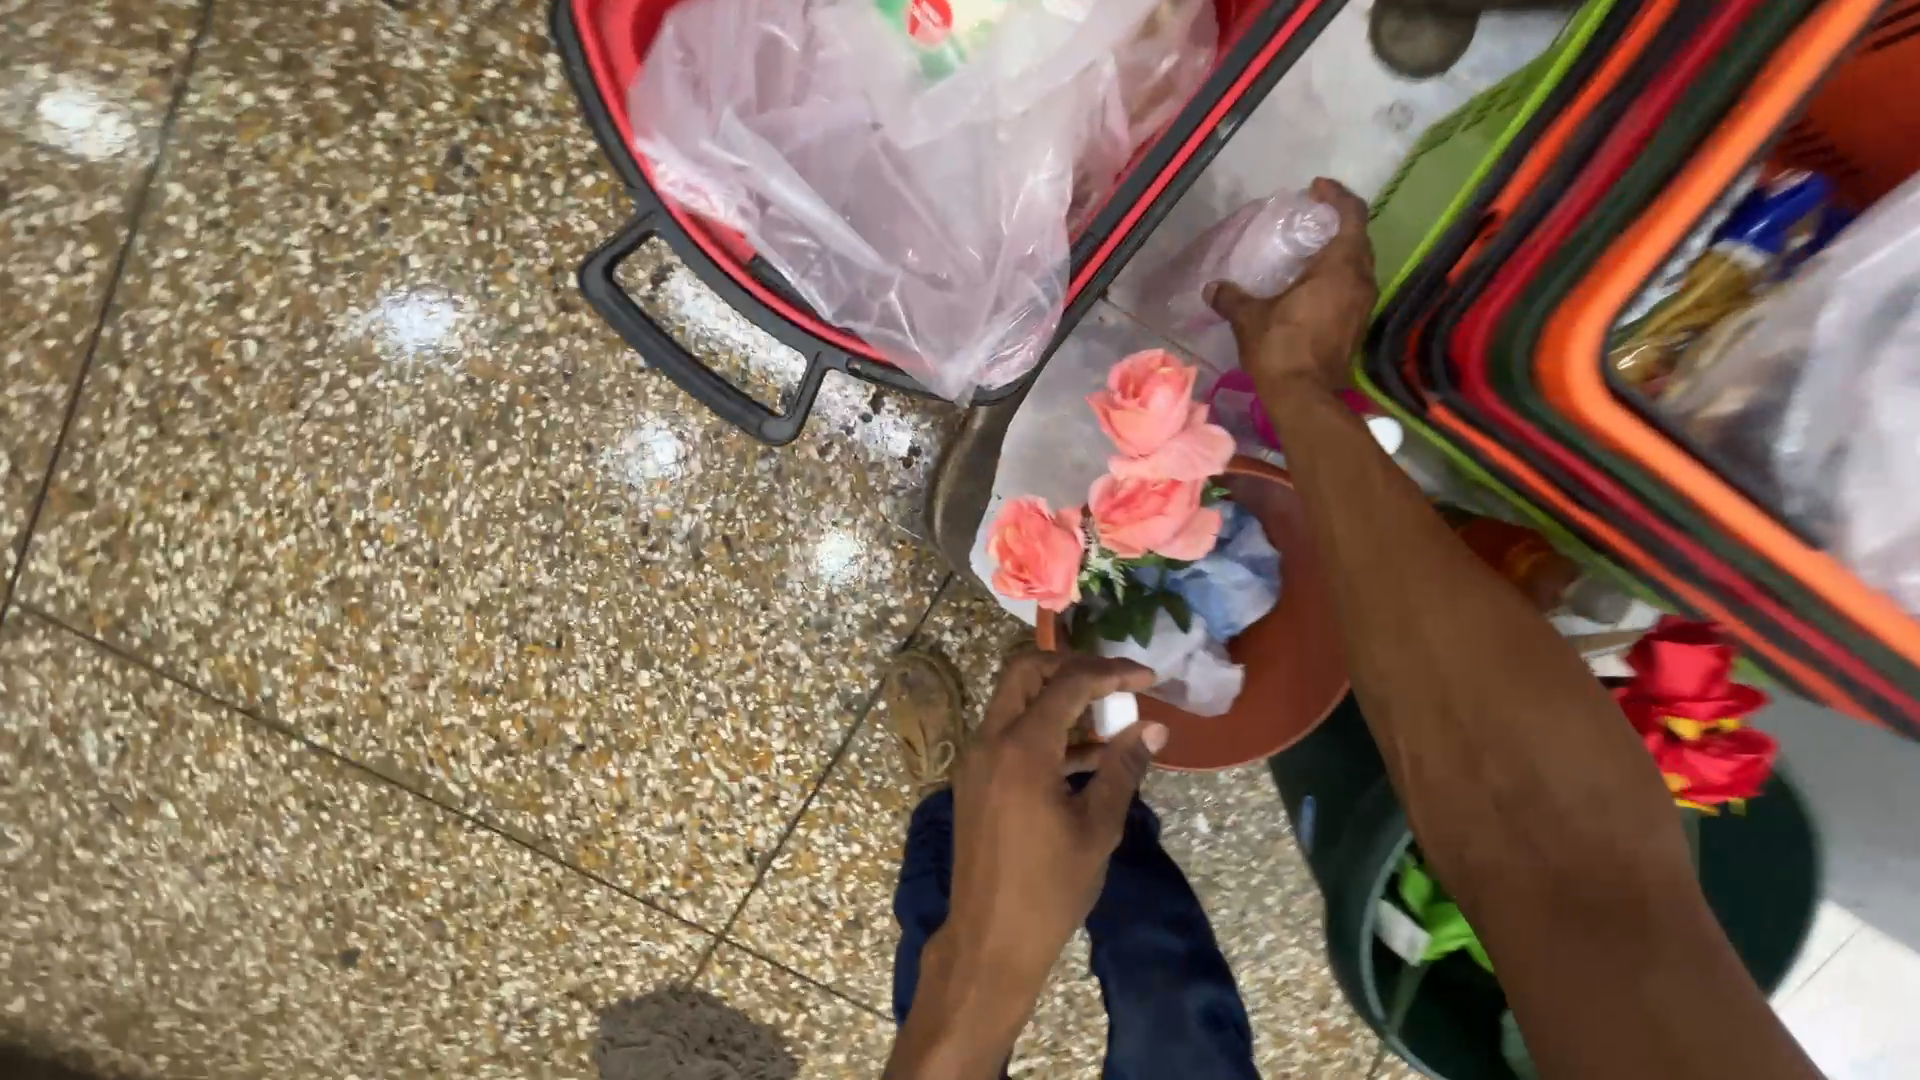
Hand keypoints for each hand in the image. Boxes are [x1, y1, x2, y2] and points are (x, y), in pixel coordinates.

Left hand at [940, 653, 1164, 991]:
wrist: (989, 938)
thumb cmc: (1049, 888)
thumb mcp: (1098, 828)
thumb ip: (1123, 768)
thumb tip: (1155, 729)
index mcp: (1022, 748)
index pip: (1067, 684)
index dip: (1110, 672)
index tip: (1148, 678)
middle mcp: (990, 740)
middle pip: (1025, 672)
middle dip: (1072, 667)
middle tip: (1114, 682)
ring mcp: (976, 757)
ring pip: (1014, 699)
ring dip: (1057, 697)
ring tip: (1108, 718)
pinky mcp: (974, 776)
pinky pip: (1008, 731)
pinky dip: (1043, 728)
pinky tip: (1086, 755)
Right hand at [1208, 177, 1376, 396]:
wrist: (1305, 396)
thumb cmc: (1281, 348)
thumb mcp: (1249, 318)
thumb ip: (1232, 298)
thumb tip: (1212, 287)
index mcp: (1340, 266)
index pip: (1350, 214)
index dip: (1336, 196)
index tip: (1316, 189)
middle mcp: (1361, 279)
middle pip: (1357, 238)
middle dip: (1336, 224)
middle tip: (1309, 220)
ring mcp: (1363, 304)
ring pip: (1356, 265)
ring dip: (1338, 253)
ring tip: (1309, 253)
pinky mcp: (1357, 325)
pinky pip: (1351, 287)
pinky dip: (1335, 278)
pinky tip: (1311, 286)